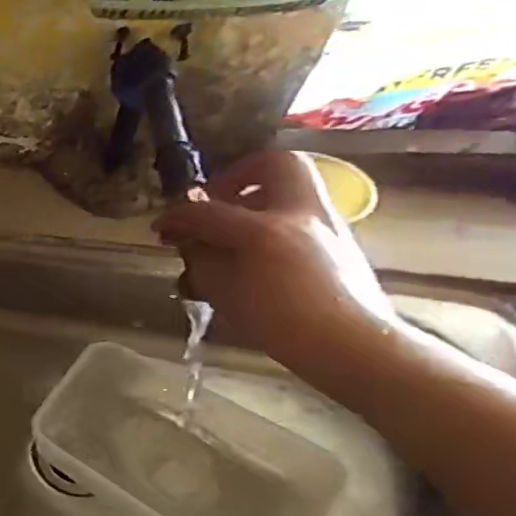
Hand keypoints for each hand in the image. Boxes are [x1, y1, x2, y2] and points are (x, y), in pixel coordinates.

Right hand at [153, 150, 397, 370]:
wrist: (354, 350)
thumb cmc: (283, 326)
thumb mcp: (224, 294)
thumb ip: (202, 259)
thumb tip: (190, 240)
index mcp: (263, 230)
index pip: (207, 211)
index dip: (177, 216)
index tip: (162, 227)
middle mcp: (299, 213)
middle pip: (273, 165)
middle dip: (239, 175)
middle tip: (217, 200)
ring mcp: (327, 222)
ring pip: (292, 186)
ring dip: (260, 198)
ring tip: (237, 230)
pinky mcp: (342, 240)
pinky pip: (303, 212)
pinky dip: (277, 220)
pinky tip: (263, 252)